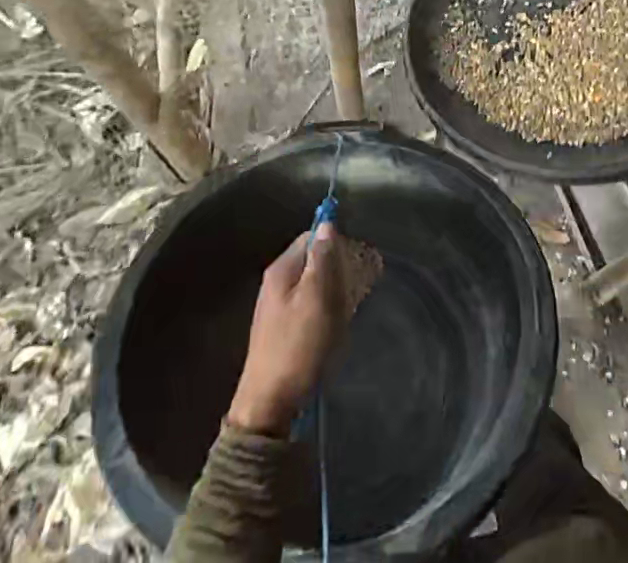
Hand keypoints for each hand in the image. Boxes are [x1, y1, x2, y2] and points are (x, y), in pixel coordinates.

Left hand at [227, 224, 347, 434]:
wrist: (270, 403)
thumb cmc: (298, 346)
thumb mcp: (317, 297)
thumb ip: (322, 259)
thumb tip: (327, 224)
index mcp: (282, 269)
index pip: (312, 237)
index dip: (336, 243)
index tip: (357, 260)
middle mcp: (276, 282)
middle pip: (314, 260)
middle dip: (338, 270)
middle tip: (356, 289)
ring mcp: (278, 306)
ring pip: (314, 284)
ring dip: (335, 292)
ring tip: (347, 311)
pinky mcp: (283, 328)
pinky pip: (311, 305)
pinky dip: (327, 310)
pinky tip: (335, 328)